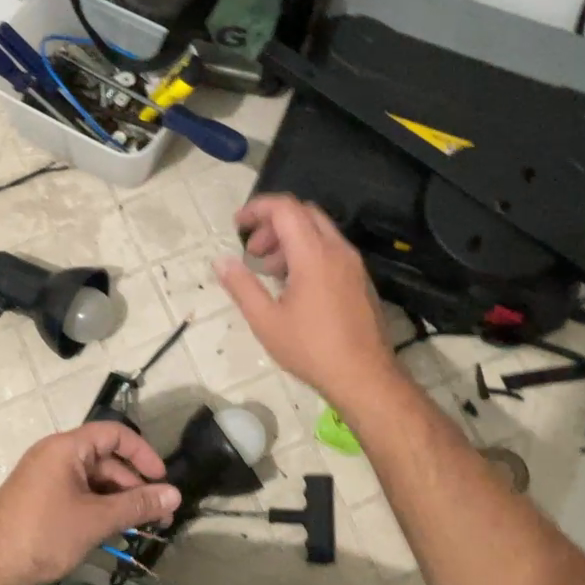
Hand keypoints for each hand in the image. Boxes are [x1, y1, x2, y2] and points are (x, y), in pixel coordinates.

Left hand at [0, 422, 180, 584]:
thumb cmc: (44, 535)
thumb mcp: (96, 520)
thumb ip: (137, 505)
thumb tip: (174, 495)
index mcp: (65, 448)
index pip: (114, 434)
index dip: (142, 454)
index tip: (162, 480)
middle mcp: (53, 455)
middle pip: (105, 460)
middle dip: (134, 486)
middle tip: (159, 517)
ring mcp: (44, 477)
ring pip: (92, 481)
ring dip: (117, 501)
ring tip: (140, 529)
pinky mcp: (38, 499)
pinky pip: (77, 494)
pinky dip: (97, 509)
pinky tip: (112, 532)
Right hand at [214, 194, 401, 406]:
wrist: (364, 376)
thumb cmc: (311, 349)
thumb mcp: (266, 321)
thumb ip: (241, 286)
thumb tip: (220, 261)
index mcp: (313, 254)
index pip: (285, 209)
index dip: (257, 208)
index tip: (237, 224)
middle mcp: (337, 250)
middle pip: (303, 213)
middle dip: (272, 223)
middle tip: (252, 251)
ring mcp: (353, 264)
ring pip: (319, 231)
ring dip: (290, 239)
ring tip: (268, 270)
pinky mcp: (360, 279)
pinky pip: (331, 250)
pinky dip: (307, 252)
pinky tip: (293, 285)